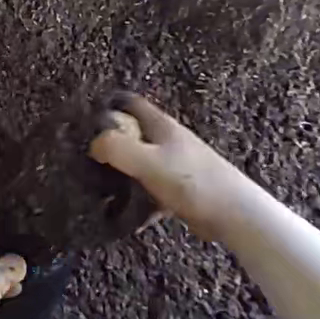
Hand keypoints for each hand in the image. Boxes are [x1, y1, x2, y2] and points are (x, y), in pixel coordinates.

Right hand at [89, 93, 252, 239]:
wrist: (233, 213)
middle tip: (86, 158)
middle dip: (112, 143)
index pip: (131, 103)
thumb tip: (94, 144)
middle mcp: (167, 140)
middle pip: (133, 133)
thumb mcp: (148, 161)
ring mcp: (175, 165)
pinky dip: (137, 199)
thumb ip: (117, 148)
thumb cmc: (191, 180)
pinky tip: (125, 216)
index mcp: (161, 126)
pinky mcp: (179, 189)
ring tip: (99, 187)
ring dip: (123, 173)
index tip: (86, 121)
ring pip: (141, 162)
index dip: (109, 106)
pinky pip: (150, 190)